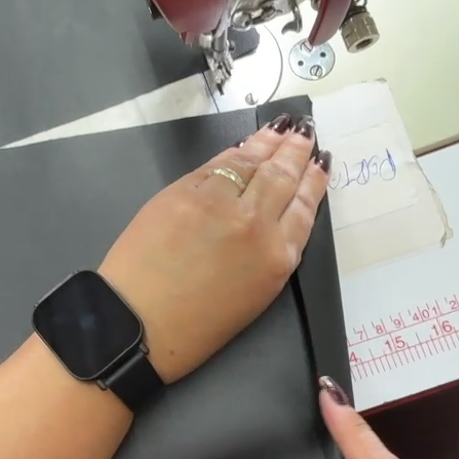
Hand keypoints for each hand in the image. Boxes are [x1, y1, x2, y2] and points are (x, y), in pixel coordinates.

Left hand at [99, 114, 330, 381]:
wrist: (138, 326)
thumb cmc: (195, 328)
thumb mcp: (254, 297)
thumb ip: (269, 255)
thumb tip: (269, 217)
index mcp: (277, 258)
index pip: (304, 207)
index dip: (313, 180)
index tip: (320, 162)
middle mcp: (256, 223)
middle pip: (281, 178)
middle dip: (294, 152)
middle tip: (303, 133)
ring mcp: (218, 203)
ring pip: (250, 164)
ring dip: (267, 144)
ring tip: (281, 130)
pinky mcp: (183, 192)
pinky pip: (215, 165)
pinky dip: (232, 153)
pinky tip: (241, 147)